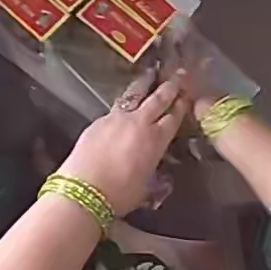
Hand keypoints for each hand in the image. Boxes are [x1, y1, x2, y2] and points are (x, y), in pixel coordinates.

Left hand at [57, 69, 189, 214]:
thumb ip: (155, 178)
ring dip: (144, 85)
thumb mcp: (145, 189)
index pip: (173, 117)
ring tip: (150, 75)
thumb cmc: (119, 195)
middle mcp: (138, 123)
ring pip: (134, 95)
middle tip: (179, 74)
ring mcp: (116, 119)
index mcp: (155, 140)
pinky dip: (124, 104)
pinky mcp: (97, 121)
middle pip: (157, 99)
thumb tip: (160, 177)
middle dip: (170, 86)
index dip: (182, 105)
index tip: (187, 95)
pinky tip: (124, 106)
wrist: (83, 191)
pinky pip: (115, 108)